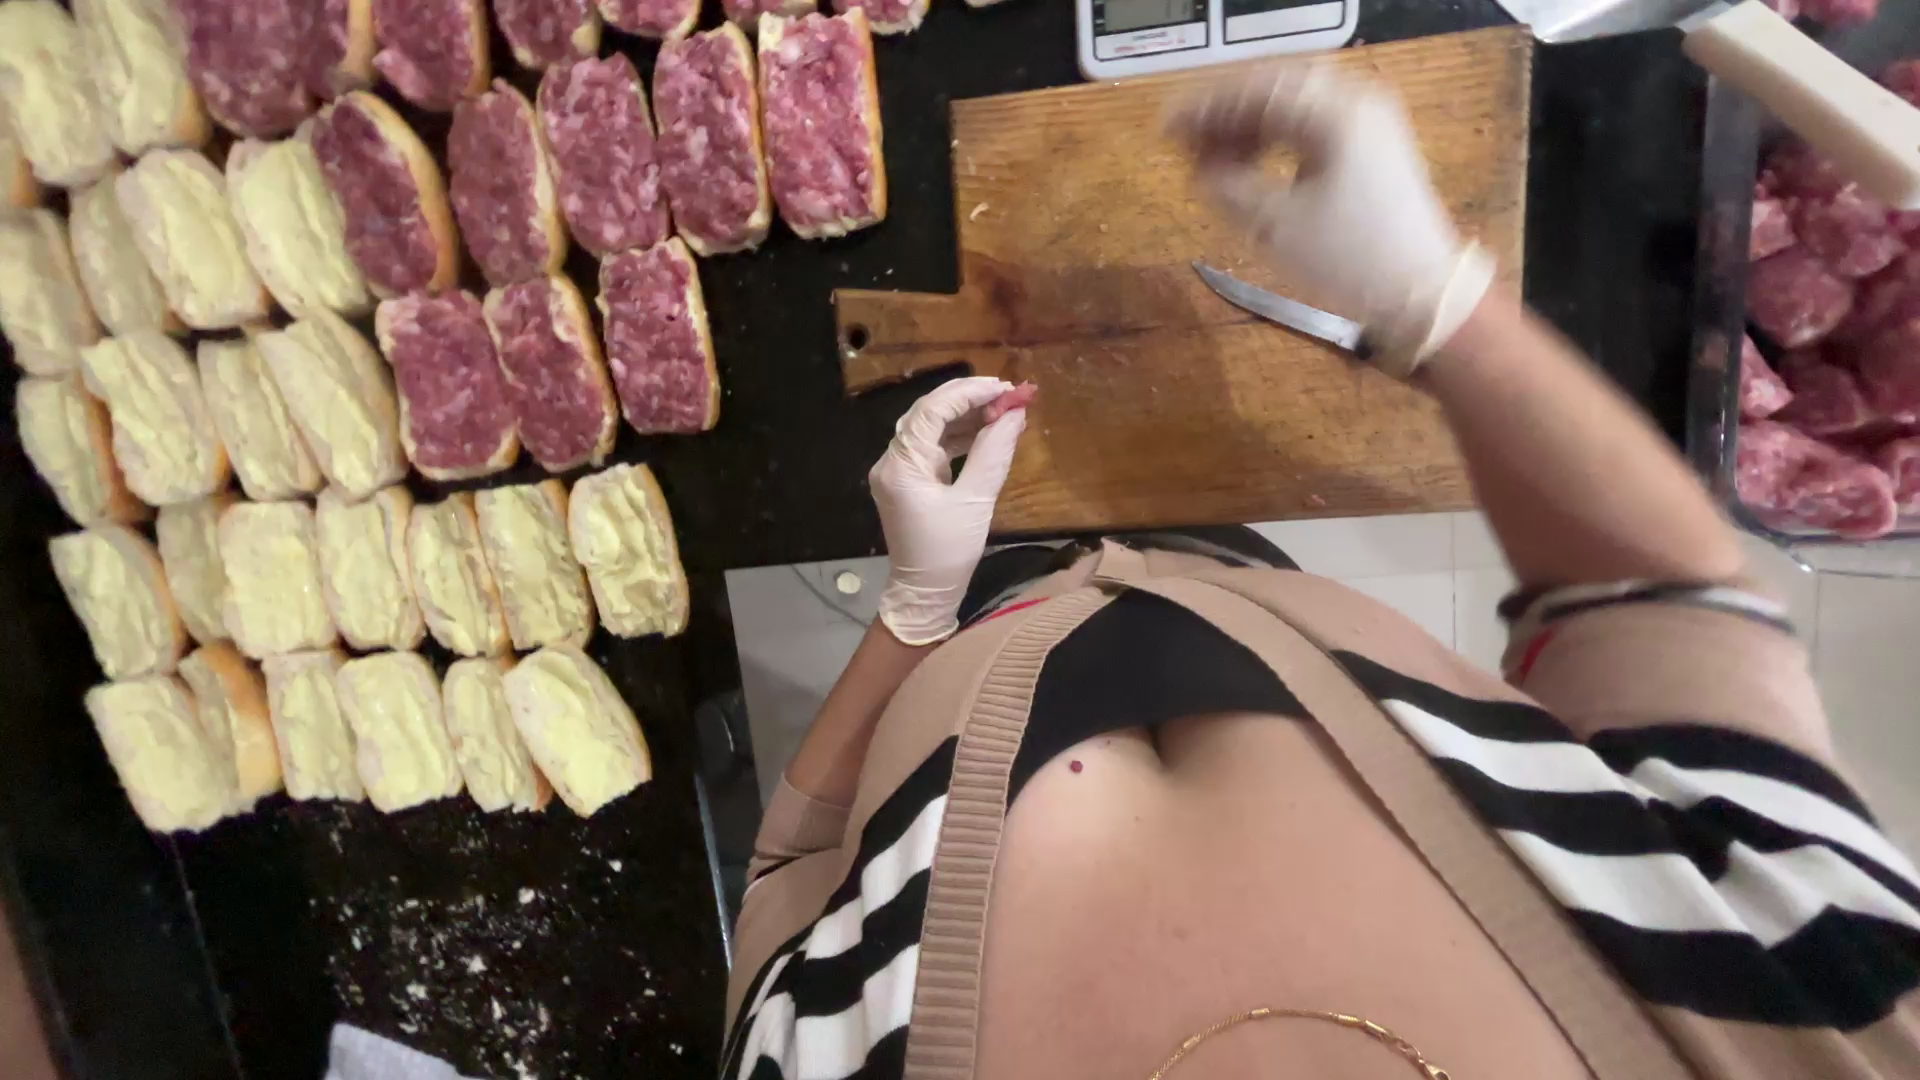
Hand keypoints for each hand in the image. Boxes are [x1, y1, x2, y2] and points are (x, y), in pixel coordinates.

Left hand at [869, 377, 1028, 645]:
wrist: (924, 594)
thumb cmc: (948, 552)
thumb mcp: (976, 501)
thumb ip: (994, 452)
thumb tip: (1015, 414)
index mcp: (901, 466)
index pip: (931, 411)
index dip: (968, 393)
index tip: (1003, 388)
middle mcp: (892, 462)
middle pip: (927, 413)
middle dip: (968, 399)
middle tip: (1007, 393)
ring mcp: (898, 472)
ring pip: (931, 428)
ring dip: (966, 416)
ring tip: (1003, 409)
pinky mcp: (910, 482)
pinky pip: (934, 447)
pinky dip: (960, 436)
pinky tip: (987, 430)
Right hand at [1166, 65, 1495, 375]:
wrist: (1417, 289)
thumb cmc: (1348, 257)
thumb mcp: (1277, 226)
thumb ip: (1229, 189)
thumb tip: (1199, 171)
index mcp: (1336, 113)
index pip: (1257, 90)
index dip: (1205, 106)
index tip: (1166, 128)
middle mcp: (1354, 105)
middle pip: (1274, 91)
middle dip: (1222, 115)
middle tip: (1181, 142)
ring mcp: (1363, 126)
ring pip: (1289, 110)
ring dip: (1243, 129)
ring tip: (1206, 160)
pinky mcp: (1364, 152)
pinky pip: (1305, 131)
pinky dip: (1269, 143)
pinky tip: (1244, 167)